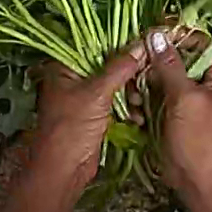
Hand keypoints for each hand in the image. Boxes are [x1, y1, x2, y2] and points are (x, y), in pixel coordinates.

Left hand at [25, 42, 146, 194]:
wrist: (63, 169)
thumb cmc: (72, 127)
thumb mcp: (97, 93)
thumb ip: (121, 67)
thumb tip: (142, 44)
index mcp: (65, 65)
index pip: (95, 43)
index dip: (120, 42)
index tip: (144, 42)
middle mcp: (74, 77)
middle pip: (108, 63)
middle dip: (129, 71)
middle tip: (148, 73)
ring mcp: (84, 96)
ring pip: (114, 83)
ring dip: (130, 91)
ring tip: (139, 100)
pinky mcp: (94, 113)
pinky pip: (115, 101)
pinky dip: (127, 105)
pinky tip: (138, 114)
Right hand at [145, 28, 211, 196]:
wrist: (198, 182)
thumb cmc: (199, 139)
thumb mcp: (185, 98)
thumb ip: (169, 65)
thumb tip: (156, 35)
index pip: (199, 44)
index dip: (176, 38)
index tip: (150, 36)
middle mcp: (206, 83)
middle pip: (176, 60)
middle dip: (153, 66)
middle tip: (135, 72)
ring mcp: (188, 99)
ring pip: (161, 79)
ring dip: (144, 87)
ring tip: (135, 100)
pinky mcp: (172, 113)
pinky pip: (155, 97)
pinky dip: (144, 103)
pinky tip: (137, 115)